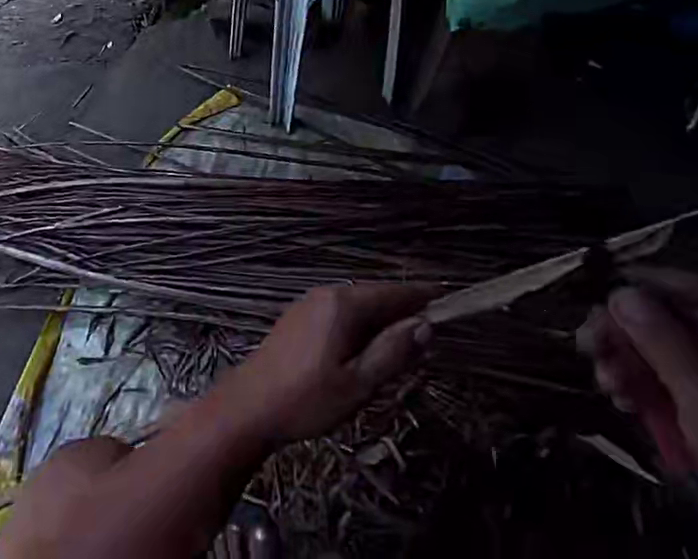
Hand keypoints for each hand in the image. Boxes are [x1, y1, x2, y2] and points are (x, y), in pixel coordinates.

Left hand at [213, 283, 434, 442]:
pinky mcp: (299, 320)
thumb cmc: (307, 398)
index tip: (447, 299)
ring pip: (357, 306)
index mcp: (342, 304)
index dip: (420, 296)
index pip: (391, 292)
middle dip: (403, 308)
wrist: (250, 405)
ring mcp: (309, 305)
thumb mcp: (358, 383)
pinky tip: (366, 347)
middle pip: (374, 296)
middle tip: (431, 328)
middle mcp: (325, 295)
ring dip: (382, 318)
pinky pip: (340, 313)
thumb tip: (425, 326)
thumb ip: (393, 351)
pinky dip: (361, 324)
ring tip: (405, 341)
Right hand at [578, 269, 697, 555]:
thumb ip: (665, 347)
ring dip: (624, 359)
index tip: (605, 285)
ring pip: (659, 349)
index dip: (651, 285)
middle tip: (591, 340)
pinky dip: (635, 382)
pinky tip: (617, 393)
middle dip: (627, 332)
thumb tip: (622, 295)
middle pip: (671, 321)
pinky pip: (661, 377)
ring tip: (603, 377)